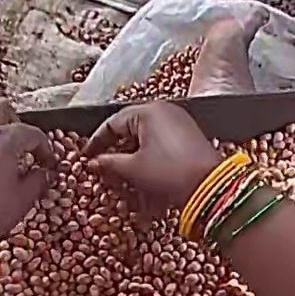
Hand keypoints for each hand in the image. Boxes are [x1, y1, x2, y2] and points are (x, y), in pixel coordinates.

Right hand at [82, 102, 221, 206]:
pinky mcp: (186, 137)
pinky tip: (140, 174)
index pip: (112, 124)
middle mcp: (163, 110)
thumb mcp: (132, 169)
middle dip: (113, 151)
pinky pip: (158, 143)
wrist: (208, 185)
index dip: (96, 142)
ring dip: (129, 157)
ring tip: (120, 175)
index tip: (86, 157)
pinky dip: (146, 157)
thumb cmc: (168, 172)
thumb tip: (92, 162)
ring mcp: (177, 122)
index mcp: (147, 111)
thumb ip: (108, 162)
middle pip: (128, 129)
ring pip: (143, 138)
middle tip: (101, 168)